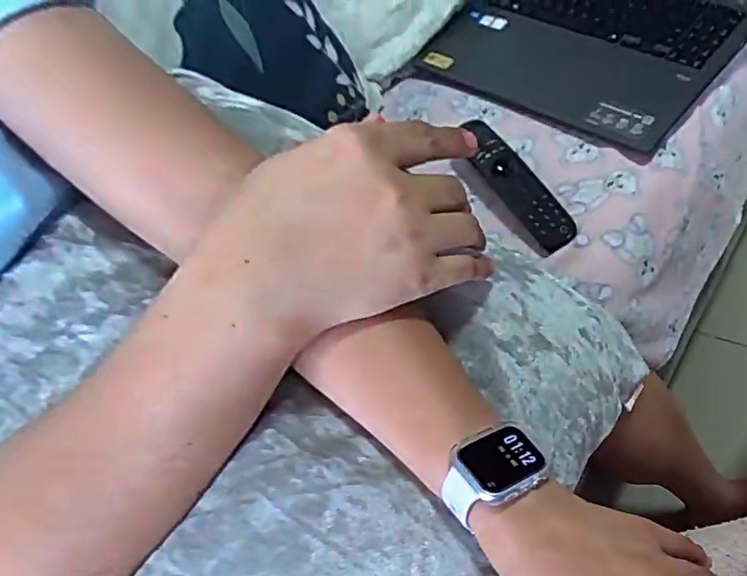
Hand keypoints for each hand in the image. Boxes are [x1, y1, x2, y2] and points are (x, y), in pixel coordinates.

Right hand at [186, 119, 488, 345]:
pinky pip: (469, 267)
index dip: (453, 142)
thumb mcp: (301, 163)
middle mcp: (396, 186)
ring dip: (472, 234)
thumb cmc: (264, 218)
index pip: (423, 138)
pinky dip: (481, 267)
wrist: (265, 279)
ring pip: (468, 227)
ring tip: (469, 242)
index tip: (470, 146)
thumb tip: (381, 126)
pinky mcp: (423, 276)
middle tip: (451, 214)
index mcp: (361, 148)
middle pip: (453, 189)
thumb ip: (347, 149)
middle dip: (455, 202)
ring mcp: (414, 233)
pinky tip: (483, 268)